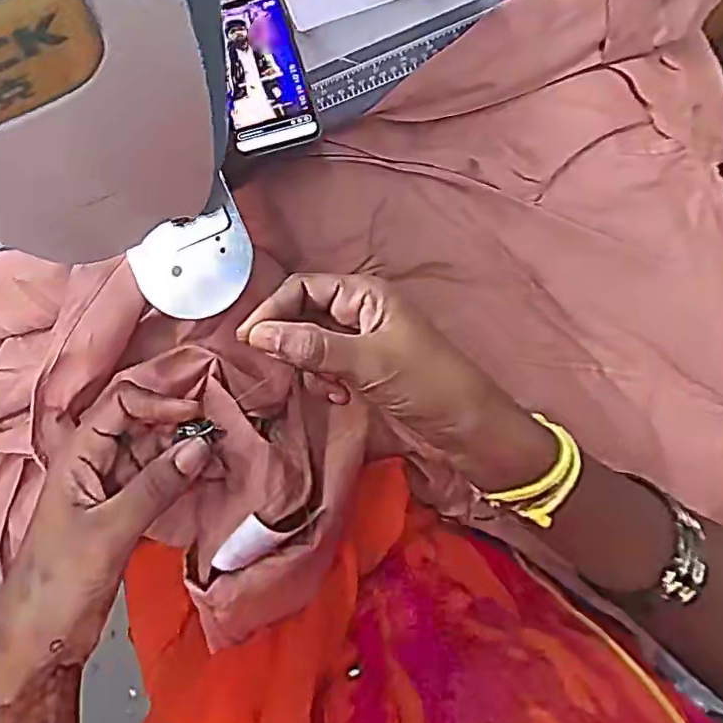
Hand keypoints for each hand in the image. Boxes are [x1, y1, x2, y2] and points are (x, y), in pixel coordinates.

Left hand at [0, 383, 214, 668]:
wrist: (39, 644)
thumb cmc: (55, 586)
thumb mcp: (108, 532)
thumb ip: (155, 487)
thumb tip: (198, 446)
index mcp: (76, 453)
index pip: (120, 402)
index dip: (158, 401)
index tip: (195, 415)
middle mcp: (92, 459)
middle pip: (138, 421)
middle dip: (177, 423)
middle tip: (218, 431)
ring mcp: (108, 484)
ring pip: (151, 450)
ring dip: (183, 449)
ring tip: (219, 453)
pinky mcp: (122, 508)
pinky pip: (155, 479)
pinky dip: (180, 475)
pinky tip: (205, 476)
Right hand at [236, 273, 550, 487]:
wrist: (472, 433)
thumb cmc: (429, 384)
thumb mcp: (366, 362)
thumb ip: (311, 345)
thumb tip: (258, 333)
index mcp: (365, 295)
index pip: (304, 288)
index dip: (274, 309)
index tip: (250, 338)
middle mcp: (360, 312)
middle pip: (304, 314)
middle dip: (290, 340)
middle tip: (283, 365)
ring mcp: (361, 342)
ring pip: (311, 343)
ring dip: (309, 365)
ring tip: (326, 386)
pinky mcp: (363, 369)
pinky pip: (325, 366)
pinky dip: (323, 381)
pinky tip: (338, 396)